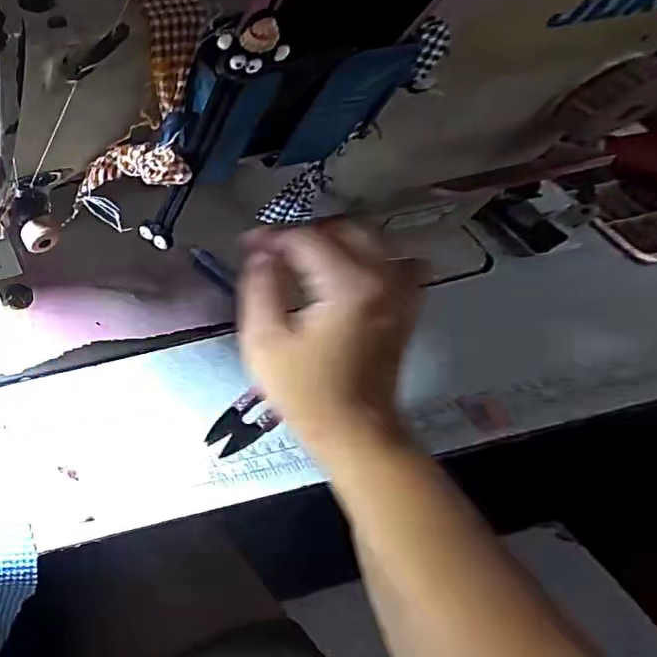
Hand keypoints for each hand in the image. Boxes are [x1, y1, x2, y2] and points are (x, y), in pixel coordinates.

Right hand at [238, 222, 422, 453]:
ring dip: (336, 239)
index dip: (272, 236)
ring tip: (303, 254)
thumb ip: (259, 287)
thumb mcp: (262, 338)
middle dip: (305, 232)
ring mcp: (403, 294)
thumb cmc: (301, 387)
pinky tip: (347, 269)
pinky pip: (398, 263)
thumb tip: (260, 256)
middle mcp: (384, 281)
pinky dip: (370, 256)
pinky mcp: (408, 308)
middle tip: (272, 247)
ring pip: (374, 241)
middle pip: (347, 230)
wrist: (351, 426)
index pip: (307, 239)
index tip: (248, 243)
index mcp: (347, 286)